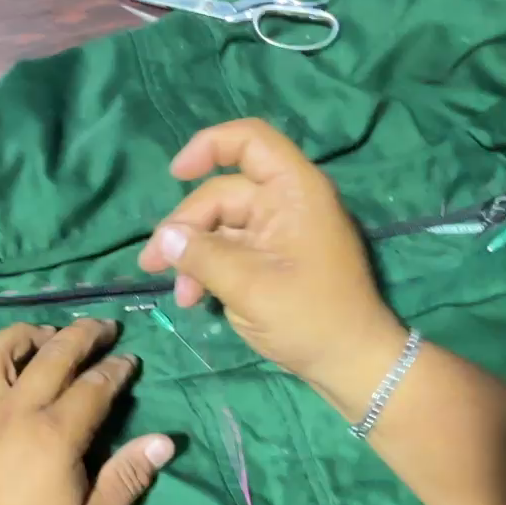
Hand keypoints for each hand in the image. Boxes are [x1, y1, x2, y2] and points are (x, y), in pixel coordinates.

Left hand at [0, 320, 174, 504]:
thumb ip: (128, 478)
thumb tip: (164, 441)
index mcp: (54, 436)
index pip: (93, 385)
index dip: (116, 368)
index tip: (131, 360)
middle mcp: (16, 413)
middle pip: (52, 354)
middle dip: (83, 334)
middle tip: (105, 328)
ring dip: (28, 333)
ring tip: (50, 334)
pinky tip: (7, 366)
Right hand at [136, 118, 407, 409]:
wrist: (351, 363)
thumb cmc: (310, 318)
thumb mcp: (249, 287)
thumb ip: (203, 257)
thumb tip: (164, 238)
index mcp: (293, 192)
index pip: (250, 141)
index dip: (209, 147)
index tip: (175, 174)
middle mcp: (285, 203)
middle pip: (222, 194)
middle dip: (185, 229)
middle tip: (154, 266)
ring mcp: (279, 233)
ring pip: (220, 227)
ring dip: (192, 256)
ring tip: (179, 295)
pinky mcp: (272, 260)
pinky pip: (230, 251)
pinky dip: (208, 269)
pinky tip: (193, 297)